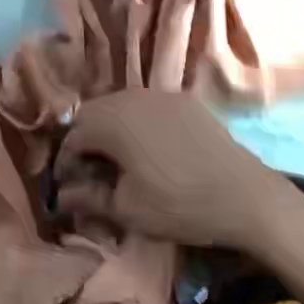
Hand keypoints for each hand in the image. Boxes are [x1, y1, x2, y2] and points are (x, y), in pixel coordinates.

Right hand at [54, 90, 296, 253]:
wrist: (243, 194)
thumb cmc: (178, 204)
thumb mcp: (128, 210)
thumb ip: (89, 198)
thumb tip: (61, 196)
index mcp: (109, 121)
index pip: (72, 136)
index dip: (66, 161)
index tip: (70, 185)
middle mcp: (129, 96)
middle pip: (94, 113)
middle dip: (87, 139)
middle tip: (94, 171)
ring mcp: (159, 93)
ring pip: (121, 105)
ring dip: (113, 128)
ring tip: (122, 159)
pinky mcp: (183, 100)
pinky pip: (149, 105)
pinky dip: (140, 122)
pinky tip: (153, 148)